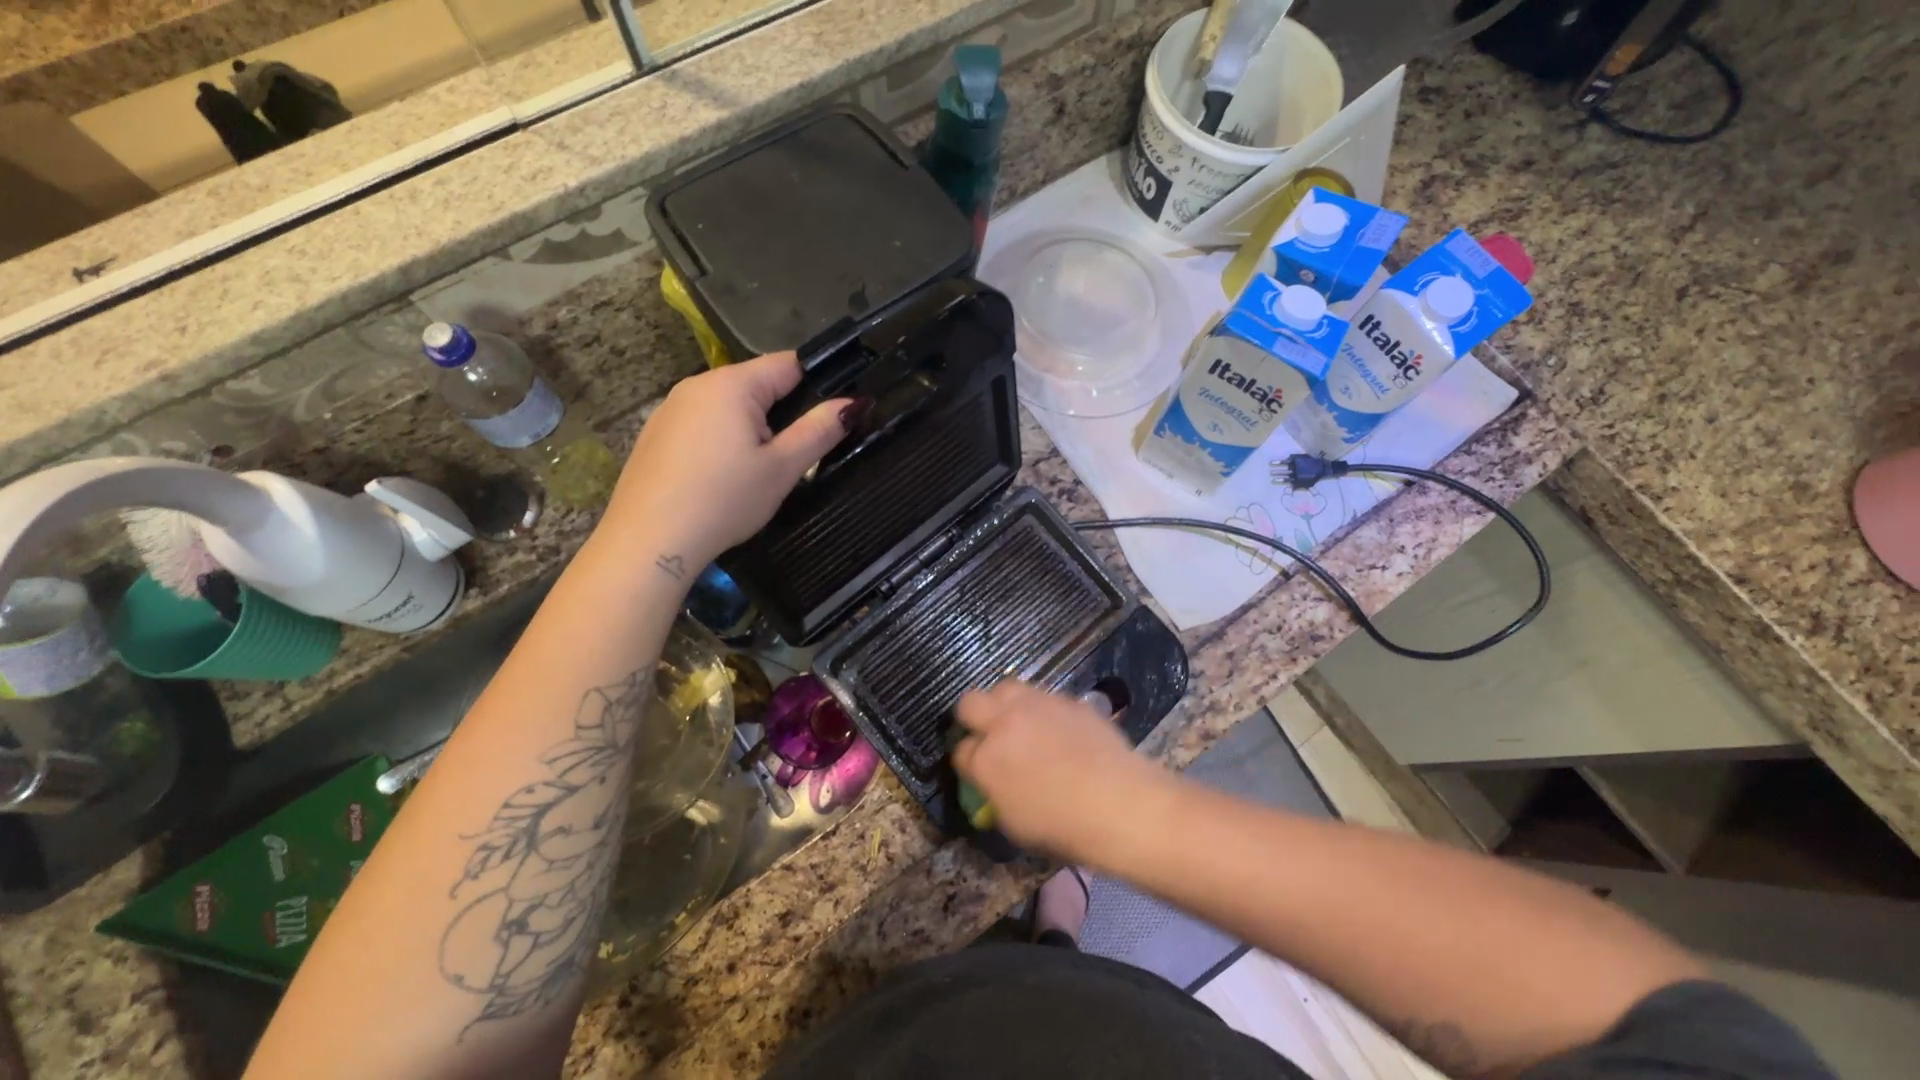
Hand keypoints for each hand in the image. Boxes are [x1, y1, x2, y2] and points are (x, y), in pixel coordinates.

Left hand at [598, 352, 852, 570]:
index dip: (817, 384)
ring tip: (758, 473)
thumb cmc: (724, 500)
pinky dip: (720, 442)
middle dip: (781, 412)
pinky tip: (720, 480)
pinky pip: (701, 426)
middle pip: (756, 385)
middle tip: (796, 457)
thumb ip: (819, 431)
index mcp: (733, 384)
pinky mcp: (655, 435)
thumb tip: (856, 402)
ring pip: (727, 407)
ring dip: (750, 429)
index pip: (788, 363)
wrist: (649, 541)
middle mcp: (697, 385)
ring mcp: (670, 409)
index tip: (832, 416)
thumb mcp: (782, 469)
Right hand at [952, 682, 1179, 865]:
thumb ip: (995, 793)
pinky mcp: (1070, 701)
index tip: (978, 771)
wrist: (1117, 803)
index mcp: (985, 759)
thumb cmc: (1061, 826)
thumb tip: (996, 781)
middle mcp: (1005, 723)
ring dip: (1006, 705)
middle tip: (990, 735)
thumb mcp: (1014, 822)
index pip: (960, 751)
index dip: (968, 761)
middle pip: (971, 703)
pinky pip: (1046, 697)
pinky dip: (1044, 710)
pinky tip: (1059, 730)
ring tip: (1022, 724)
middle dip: (974, 717)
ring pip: (1007, 688)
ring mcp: (1038, 706)